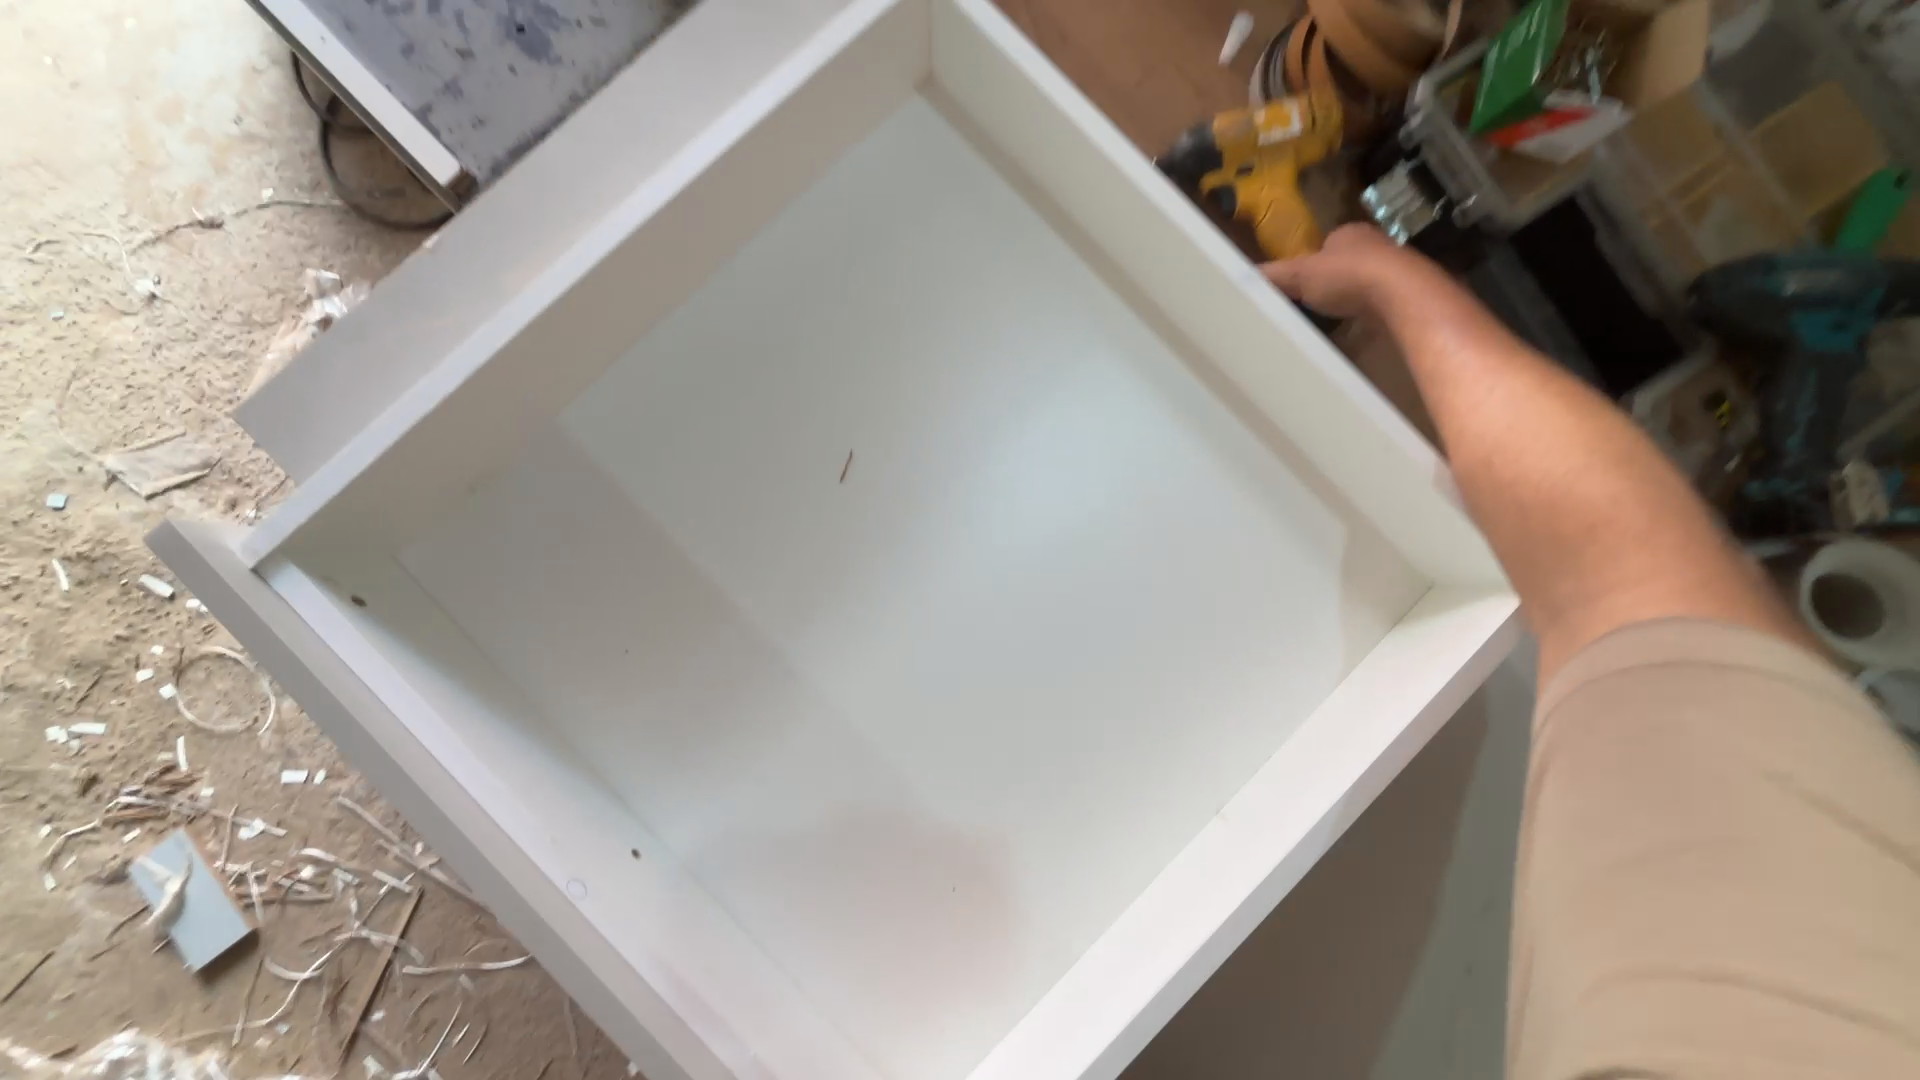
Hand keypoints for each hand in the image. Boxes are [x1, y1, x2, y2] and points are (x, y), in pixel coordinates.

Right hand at [1260, 224, 1423, 320]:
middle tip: (1311, 302)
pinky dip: (1366, 313)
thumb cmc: (1348, 276)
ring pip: (1363, 282)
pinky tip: (1356, 327)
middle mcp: (1375, 245)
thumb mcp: (1300, 274)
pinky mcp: (1405, 294)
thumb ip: (1274, 275)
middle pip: (1345, 263)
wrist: (1400, 295)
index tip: (1299, 283)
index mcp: (1349, 233)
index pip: (1324, 245)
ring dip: (1350, 297)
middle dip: (1331, 280)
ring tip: (1331, 318)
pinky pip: (1378, 303)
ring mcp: (1393, 270)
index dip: (1310, 263)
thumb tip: (1241, 275)